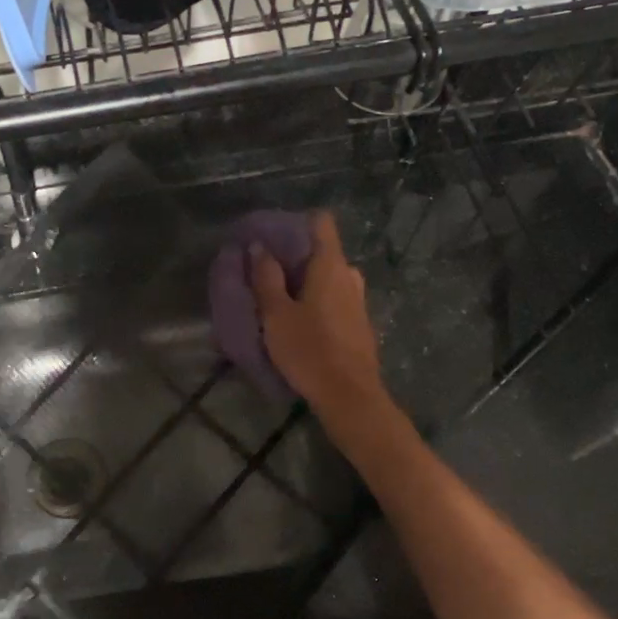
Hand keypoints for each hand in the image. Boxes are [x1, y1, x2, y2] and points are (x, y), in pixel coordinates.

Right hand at [250, 211, 384, 411]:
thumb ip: (266, 278)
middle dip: (295, 256)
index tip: (271, 236)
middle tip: (266, 270)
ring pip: (327, 277)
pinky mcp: (358, 323)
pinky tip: (298, 320)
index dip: (296, 223)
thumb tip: (259, 246)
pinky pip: (334, 298)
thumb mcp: (276, 315)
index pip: (321, 222)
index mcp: (331, 266)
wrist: (349, 396)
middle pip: (321, 251)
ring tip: (278, 297)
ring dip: (305, 281)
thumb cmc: (309, 350)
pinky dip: (316, 300)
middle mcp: (349, 276)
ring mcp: (358, 300)